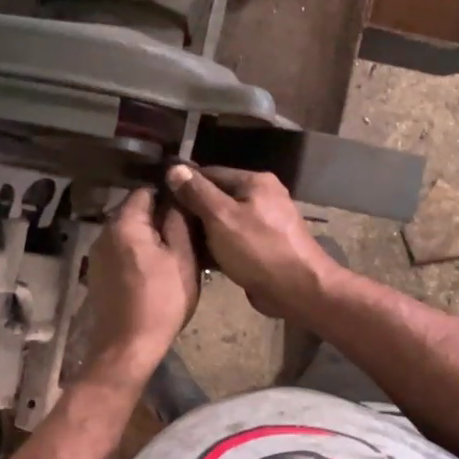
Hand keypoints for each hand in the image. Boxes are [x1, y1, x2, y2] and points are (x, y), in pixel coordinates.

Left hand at [83, 187, 200, 378]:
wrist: (127, 346)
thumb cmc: (161, 301)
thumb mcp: (182, 258)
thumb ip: (178, 221)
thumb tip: (176, 195)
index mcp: (124, 223)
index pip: (146, 191)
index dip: (169, 196)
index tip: (189, 209)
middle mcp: (103, 233)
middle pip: (135, 213)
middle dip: (158, 219)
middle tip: (186, 235)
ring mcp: (96, 255)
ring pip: (127, 235)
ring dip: (148, 239)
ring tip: (173, 255)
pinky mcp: (97, 275)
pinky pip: (120, 253)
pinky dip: (136, 256)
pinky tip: (154, 272)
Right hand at [164, 164, 340, 319]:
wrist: (297, 290)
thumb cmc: (258, 249)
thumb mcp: (221, 217)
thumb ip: (197, 193)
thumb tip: (174, 169)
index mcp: (255, 182)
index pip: (210, 174)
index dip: (184, 185)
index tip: (160, 199)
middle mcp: (262, 197)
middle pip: (217, 198)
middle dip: (193, 211)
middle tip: (164, 225)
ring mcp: (264, 224)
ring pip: (224, 222)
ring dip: (203, 232)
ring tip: (175, 242)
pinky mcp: (262, 247)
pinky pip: (233, 241)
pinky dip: (217, 247)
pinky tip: (198, 258)